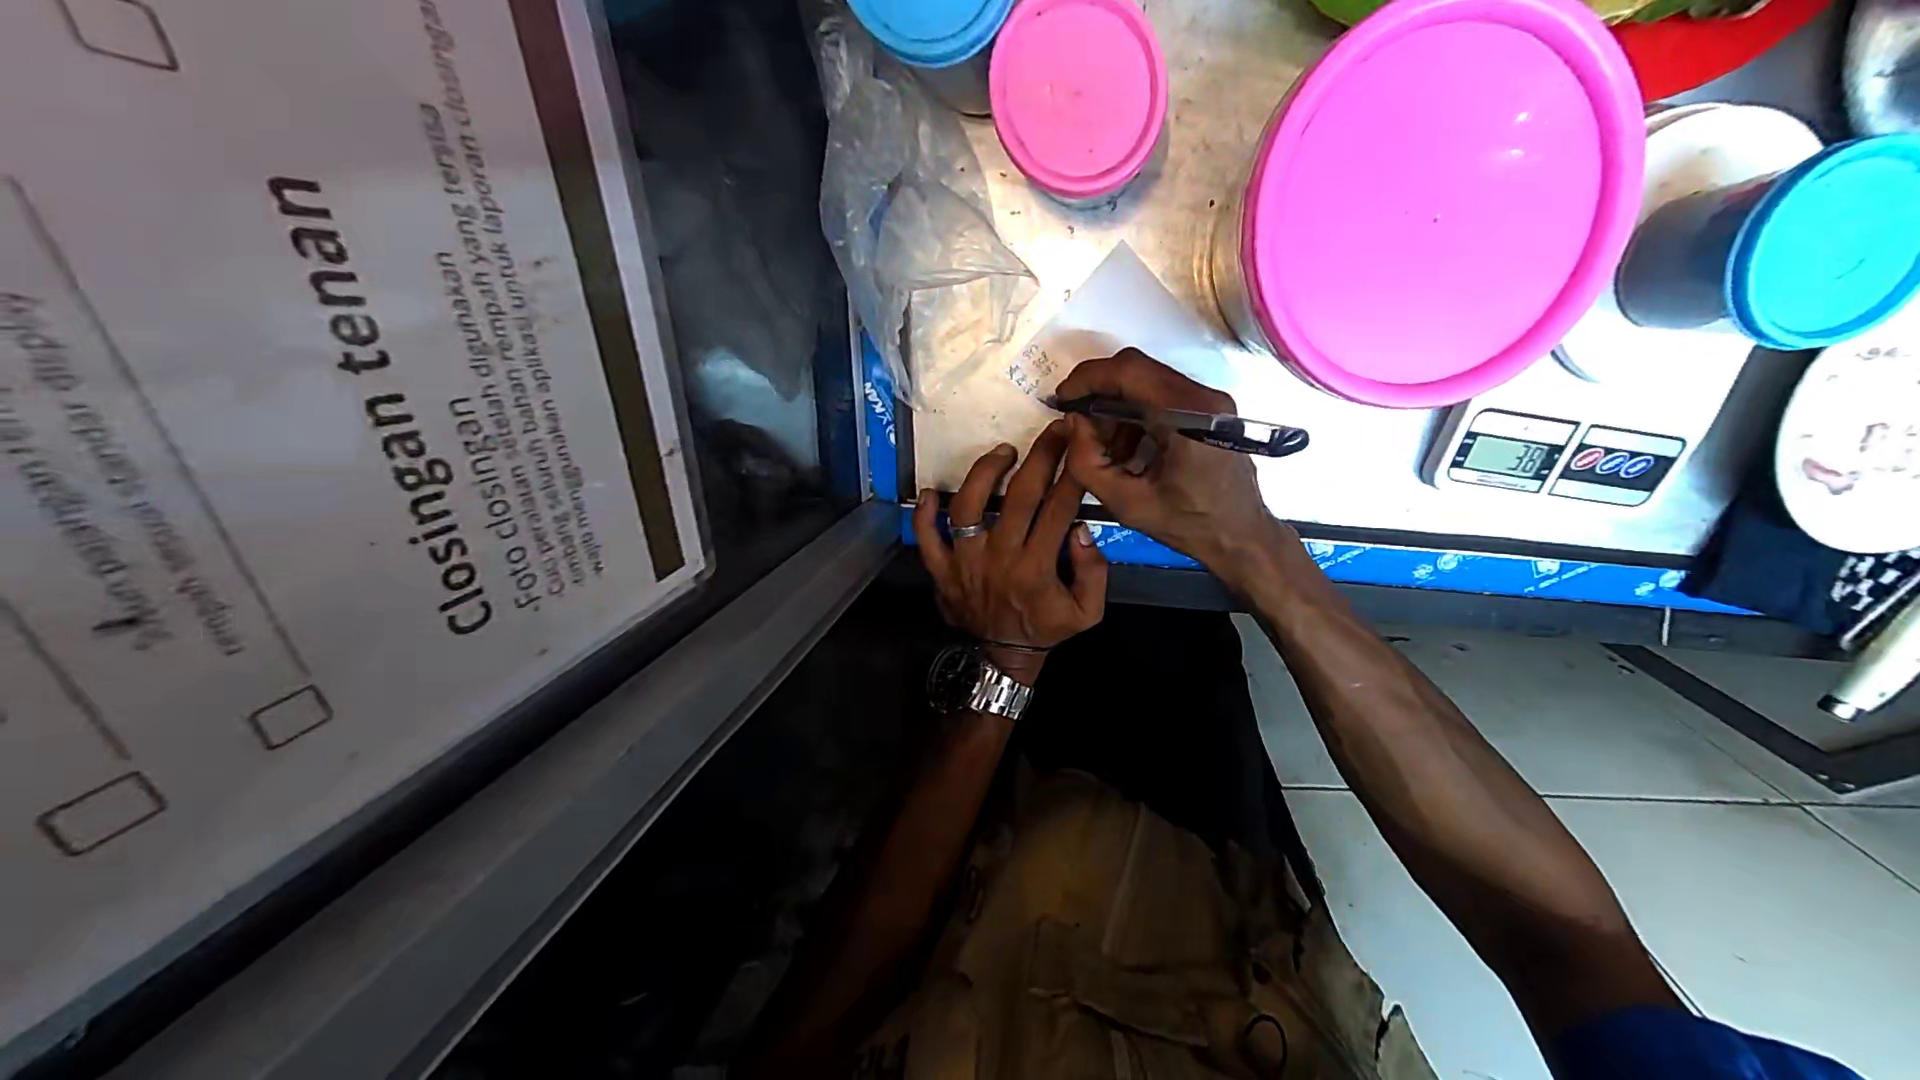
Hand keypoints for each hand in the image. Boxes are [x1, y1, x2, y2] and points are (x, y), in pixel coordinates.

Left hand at [913, 420, 1107, 684]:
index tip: (1079, 443)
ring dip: (983, 474)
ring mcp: (965, 563)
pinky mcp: (941, 571)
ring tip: (1003, 453)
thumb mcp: (1088, 611)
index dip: (1071, 472)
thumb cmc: (1046, 629)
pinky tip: (932, 492)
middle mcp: (999, 559)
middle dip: (1040, 458)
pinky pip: (926, 538)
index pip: (1058, 509)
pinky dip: (923, 514)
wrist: (1004, 656)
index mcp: (1036, 568)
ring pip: (967, 508)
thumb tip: (1080, 528)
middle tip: (1053, 432)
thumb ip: (1093, 571)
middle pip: (1018, 497)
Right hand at [1058, 348, 1291, 586]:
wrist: (1243, 535)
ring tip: (1103, 447)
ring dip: (1115, 407)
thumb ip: (1088, 463)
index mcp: (1189, 416)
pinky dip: (1134, 414)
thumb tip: (1072, 422)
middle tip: (1076, 422)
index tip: (1063, 399)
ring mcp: (1209, 400)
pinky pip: (1160, 396)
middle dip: (1098, 392)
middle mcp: (1203, 397)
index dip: (1088, 379)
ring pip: (1146, 382)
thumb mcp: (1127, 504)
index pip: (1129, 372)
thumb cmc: (1191, 525)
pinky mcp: (1209, 408)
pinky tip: (1126, 449)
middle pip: (1136, 370)